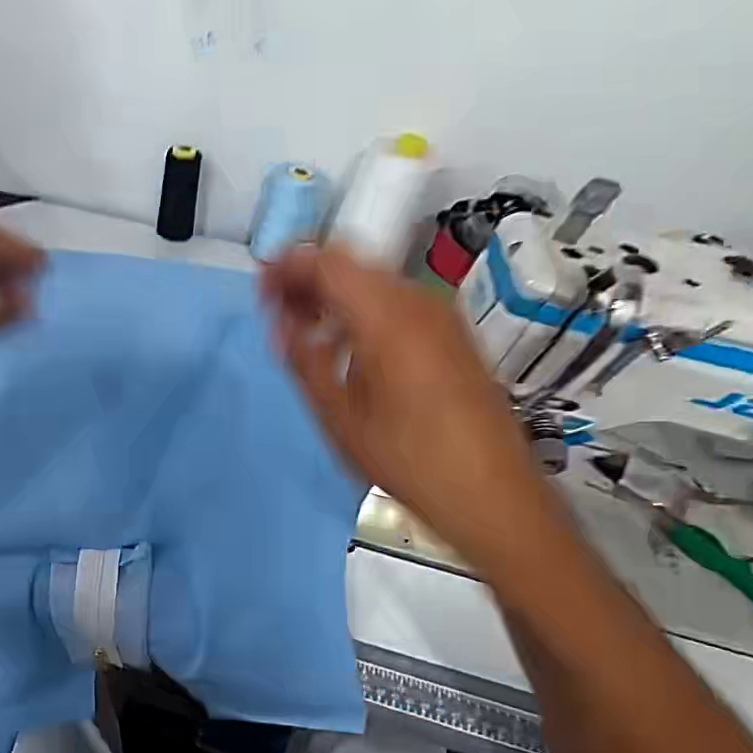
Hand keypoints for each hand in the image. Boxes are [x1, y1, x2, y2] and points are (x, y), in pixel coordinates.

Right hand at [260, 245, 557, 566]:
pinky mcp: (452, 333)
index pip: (328, 261)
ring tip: (305, 329)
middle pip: (352, 264)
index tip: (262, 285)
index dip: (288, 266)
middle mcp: (417, 302)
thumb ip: (304, 360)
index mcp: (386, 316)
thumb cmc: (407, 458)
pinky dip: (362, 309)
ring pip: (374, 281)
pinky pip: (396, 302)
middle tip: (278, 310)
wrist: (489, 491)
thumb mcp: (339, 415)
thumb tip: (283, 325)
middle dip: (309, 279)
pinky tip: (346, 344)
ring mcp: (441, 315)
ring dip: (335, 294)